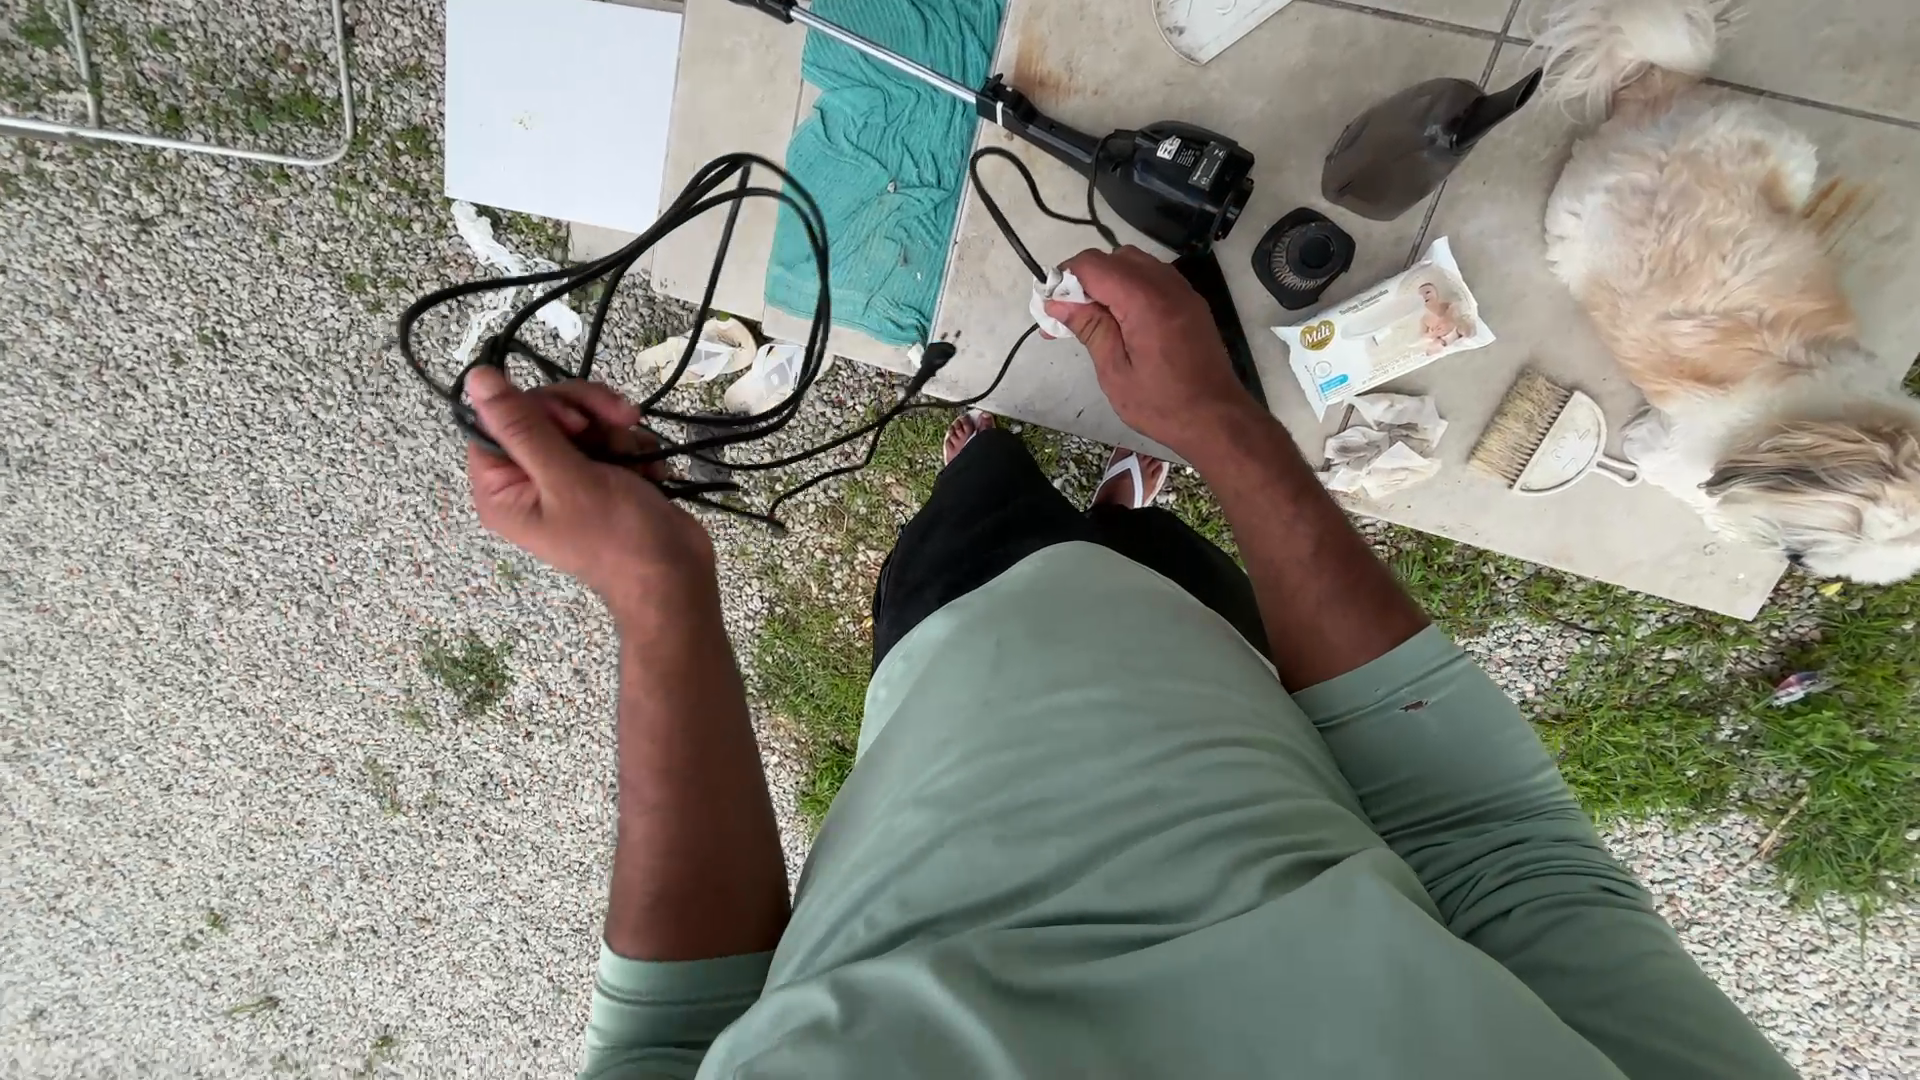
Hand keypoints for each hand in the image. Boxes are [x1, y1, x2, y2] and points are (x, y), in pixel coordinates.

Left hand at [464, 367, 716, 622]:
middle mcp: (530, 481)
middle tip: (625, 421)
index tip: (578, 423)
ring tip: (641, 461)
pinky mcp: (605, 480)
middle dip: (590, 415)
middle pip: (546, 414)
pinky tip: (651, 470)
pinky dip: (635, 449)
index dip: (541, 408)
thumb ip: (523, 427)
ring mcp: (570, 480)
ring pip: (585, 423)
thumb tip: (477, 377)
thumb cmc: (617, 535)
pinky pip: (612, 441)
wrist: (675, 576)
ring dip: (619, 433)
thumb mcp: (567, 478)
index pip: (502, 418)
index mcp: (503, 487)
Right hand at [1045, 246, 1264, 463]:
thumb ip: (1090, 328)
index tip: (1050, 307)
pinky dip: (1130, 289)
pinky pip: (1153, 279)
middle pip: (1114, 258)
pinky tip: (1120, 322)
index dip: (1065, 278)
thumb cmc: (1161, 404)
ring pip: (1134, 265)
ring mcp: (1182, 291)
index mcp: (1144, 300)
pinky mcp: (1189, 303)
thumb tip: (1057, 303)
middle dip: (1085, 280)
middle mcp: (1165, 285)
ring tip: (1093, 321)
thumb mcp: (1115, 371)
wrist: (1216, 418)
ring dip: (1107, 283)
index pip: (1093, 264)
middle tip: (1068, 317)